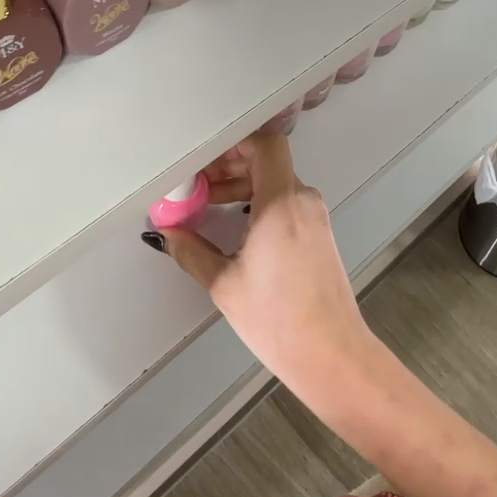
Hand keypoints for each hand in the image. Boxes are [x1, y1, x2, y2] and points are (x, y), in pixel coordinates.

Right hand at [152, 133, 377, 391]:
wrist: (330, 353)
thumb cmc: (277, 318)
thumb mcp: (224, 284)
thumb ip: (191, 251)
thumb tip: (166, 233)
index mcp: (281, 202)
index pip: (265, 143)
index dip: (234, 143)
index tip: (204, 159)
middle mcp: (303, 200)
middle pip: (267, 160)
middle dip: (229, 165)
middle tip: (196, 183)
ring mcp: (315, 216)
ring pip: (276, 181)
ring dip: (242, 184)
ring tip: (207, 203)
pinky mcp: (319, 233)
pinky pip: (286, 201)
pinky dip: (259, 201)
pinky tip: (233, 222)